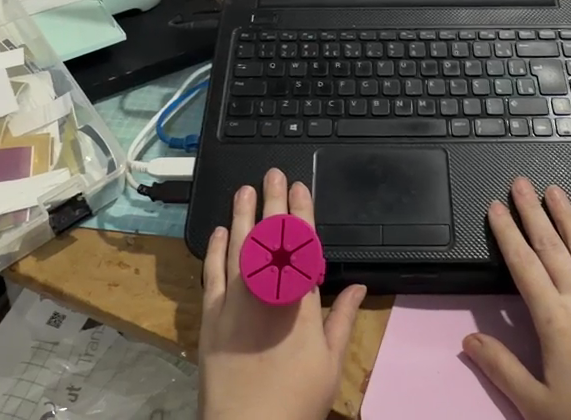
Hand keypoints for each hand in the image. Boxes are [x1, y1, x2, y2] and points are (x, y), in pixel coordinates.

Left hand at [199, 168, 368, 419]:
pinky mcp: (210, 315)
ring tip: (245, 190)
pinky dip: (216, 250)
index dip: (301, 212)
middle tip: (273, 173)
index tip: (300, 187)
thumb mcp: (330, 362)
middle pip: (269, 235)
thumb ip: (342, 319)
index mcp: (298, 299)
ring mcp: (234, 300)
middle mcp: (265, 290)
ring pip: (239, 246)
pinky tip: (220, 231)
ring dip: (242, 215)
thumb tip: (360, 286)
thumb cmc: (296, 398)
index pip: (301, 244)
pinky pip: (212, 273)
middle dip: (272, 201)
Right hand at [464, 176, 570, 419]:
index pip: (523, 265)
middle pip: (552, 247)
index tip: (495, 207)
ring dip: (567, 216)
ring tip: (554, 190)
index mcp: (555, 320)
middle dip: (533, 212)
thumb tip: (468, 339)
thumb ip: (502, 367)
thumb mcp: (536, 404)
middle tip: (520, 183)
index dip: (507, 233)